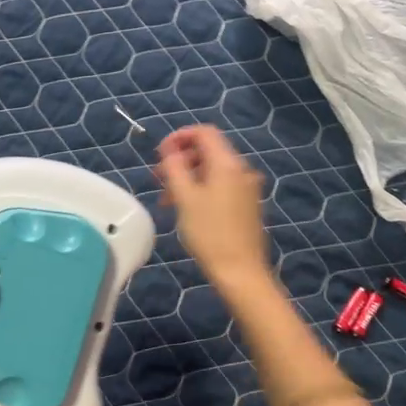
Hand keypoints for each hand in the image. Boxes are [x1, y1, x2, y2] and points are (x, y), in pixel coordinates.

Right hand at [155, 124, 274, 291]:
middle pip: (208, 151)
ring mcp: (247, 189)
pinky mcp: (247, 205)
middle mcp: (242, 170)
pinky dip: (201, 189)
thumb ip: (175, 167)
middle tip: (158, 178)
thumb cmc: (209, 233)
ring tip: (167, 199)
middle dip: (181, 160)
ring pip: (212, 171)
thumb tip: (170, 149)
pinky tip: (186, 209)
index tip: (159, 154)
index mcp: (228, 164)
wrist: (240, 272)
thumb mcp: (185, 197)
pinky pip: (220, 186)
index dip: (179, 136)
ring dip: (188, 177)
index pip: (204, 132)